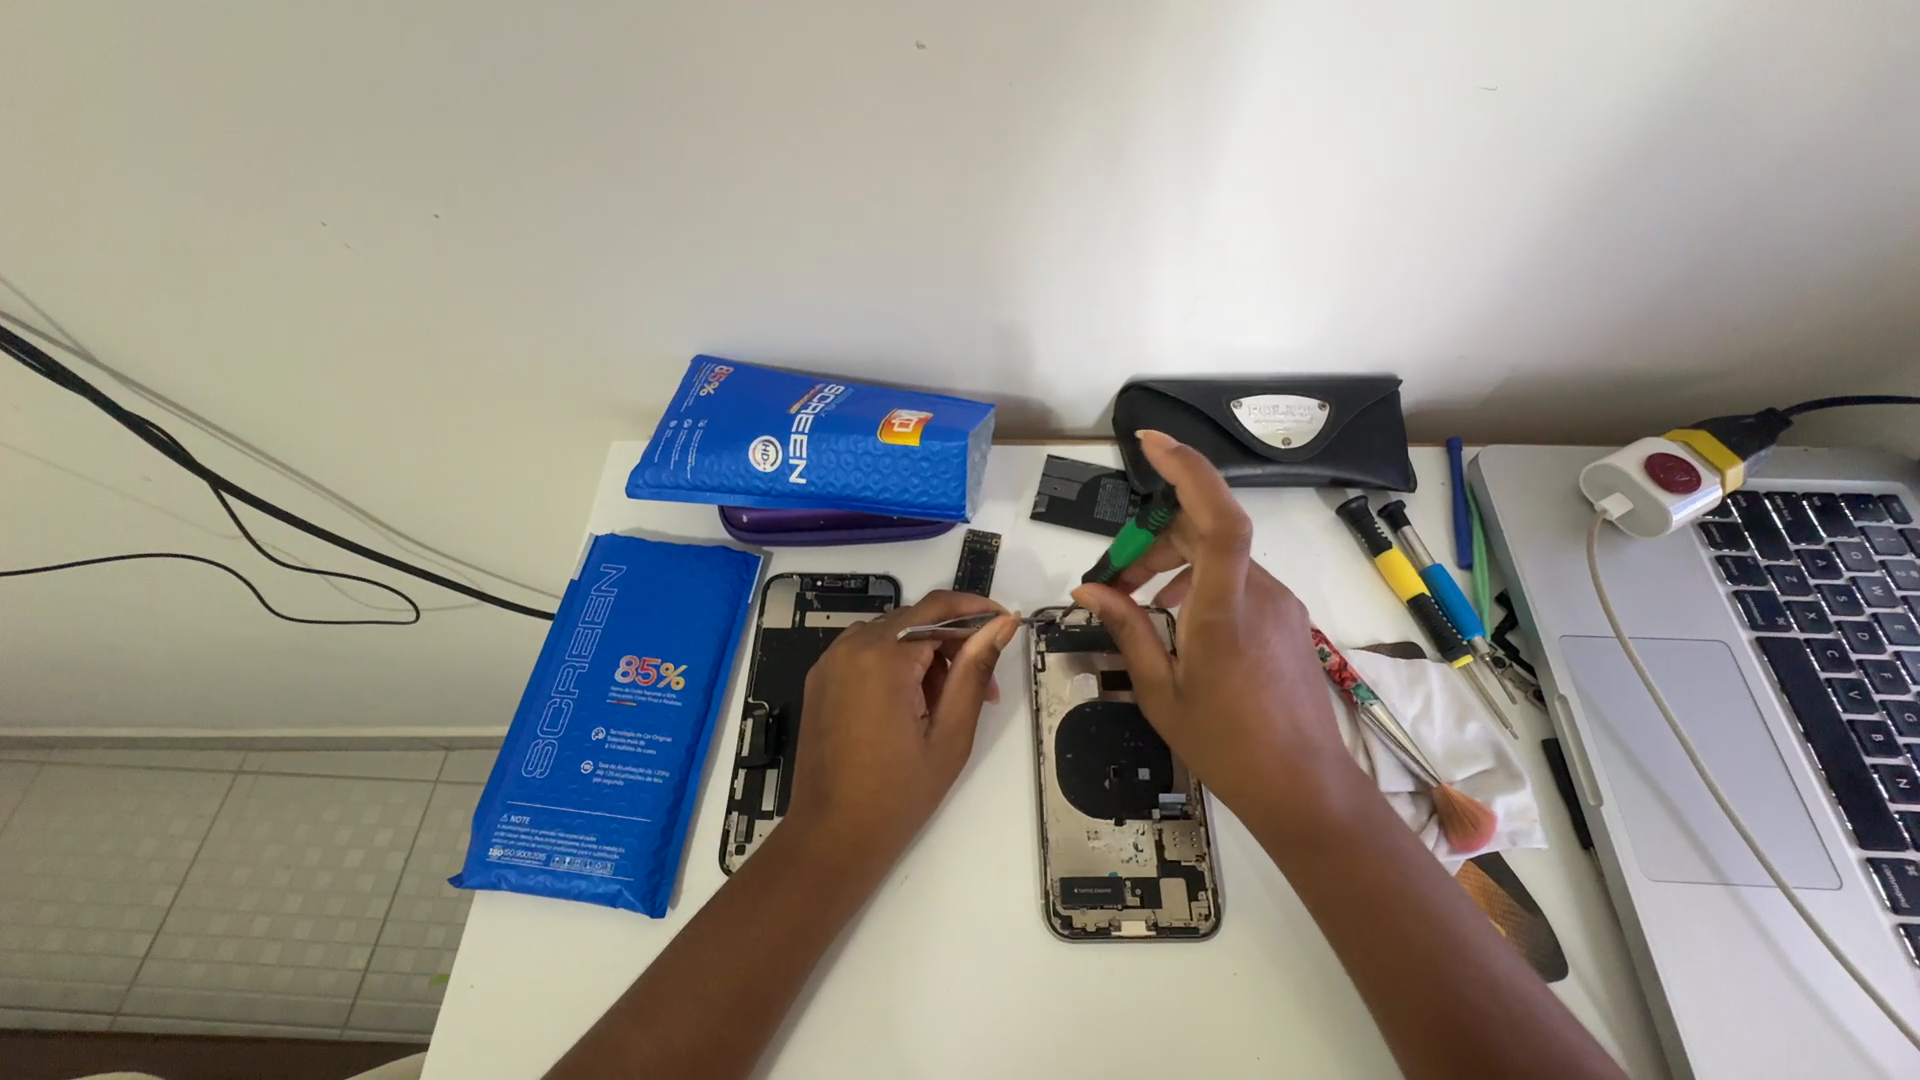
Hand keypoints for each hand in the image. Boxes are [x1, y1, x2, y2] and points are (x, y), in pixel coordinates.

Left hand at [783, 590, 1018, 861]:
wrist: (832, 837)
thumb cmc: (897, 794)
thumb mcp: (950, 733)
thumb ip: (975, 670)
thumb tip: (1002, 623)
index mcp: (881, 656)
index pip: (937, 608)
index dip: (976, 611)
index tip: (1006, 625)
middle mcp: (849, 646)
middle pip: (914, 620)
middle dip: (954, 643)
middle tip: (984, 689)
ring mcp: (829, 662)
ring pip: (892, 635)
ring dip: (925, 656)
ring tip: (946, 706)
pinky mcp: (820, 680)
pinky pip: (866, 653)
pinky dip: (895, 666)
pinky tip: (911, 707)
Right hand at [1071, 430, 1369, 830]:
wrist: (1305, 789)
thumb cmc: (1226, 746)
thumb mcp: (1159, 691)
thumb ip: (1126, 630)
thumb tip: (1089, 589)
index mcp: (1224, 610)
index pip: (1217, 518)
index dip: (1187, 471)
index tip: (1150, 443)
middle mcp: (1259, 594)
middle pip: (1205, 531)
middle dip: (1151, 542)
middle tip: (1112, 583)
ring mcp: (1280, 604)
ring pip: (1220, 557)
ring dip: (1173, 567)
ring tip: (1140, 609)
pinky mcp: (1288, 619)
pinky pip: (1238, 581)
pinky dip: (1199, 585)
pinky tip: (1178, 623)